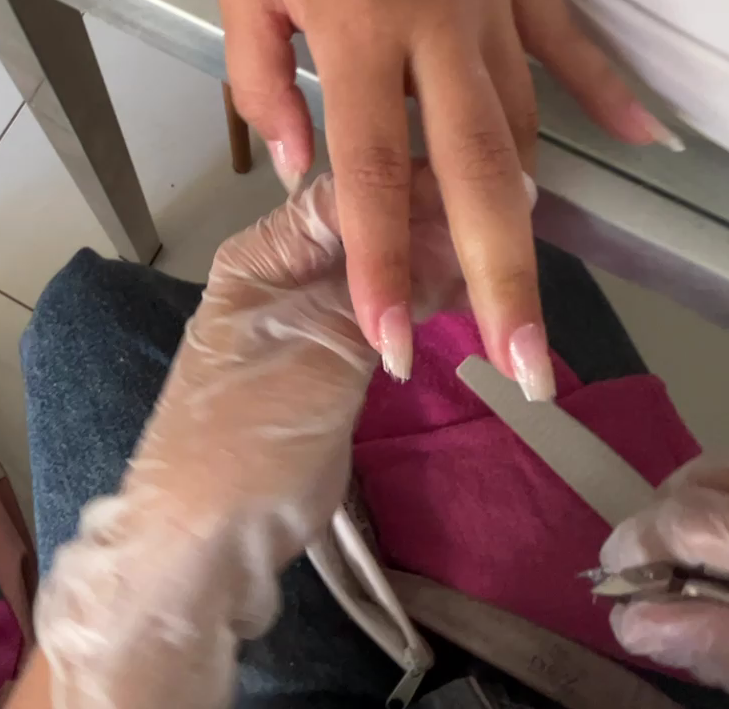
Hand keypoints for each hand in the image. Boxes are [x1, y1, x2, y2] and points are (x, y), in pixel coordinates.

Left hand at [34, 171, 463, 707]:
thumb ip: (381, 294)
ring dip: (440, 266)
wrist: (211, 538)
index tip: (492, 191)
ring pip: (387, 270)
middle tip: (517, 226)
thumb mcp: (315, 353)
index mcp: (263, 252)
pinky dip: (428, 306)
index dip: (416, 191)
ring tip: (508, 263)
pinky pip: (388, 312)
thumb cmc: (249, 438)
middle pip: (372, 228)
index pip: (347, 197)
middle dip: (436, 226)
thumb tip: (455, 236)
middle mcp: (286, 268)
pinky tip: (476, 300)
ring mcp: (311, 310)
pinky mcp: (335, 352)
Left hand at [217, 0, 670, 397]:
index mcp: (355, 31)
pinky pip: (570, 43)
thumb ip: (262, 82)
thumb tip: (300, 166)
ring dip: (521, 208)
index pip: (368, 172)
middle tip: (522, 362)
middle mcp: (434, 25)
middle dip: (498, 275)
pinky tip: (649, 143)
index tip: (396, 340)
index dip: (380, 265)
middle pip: (476, 171)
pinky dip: (609, 92)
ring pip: (518, 122)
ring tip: (522, 288)